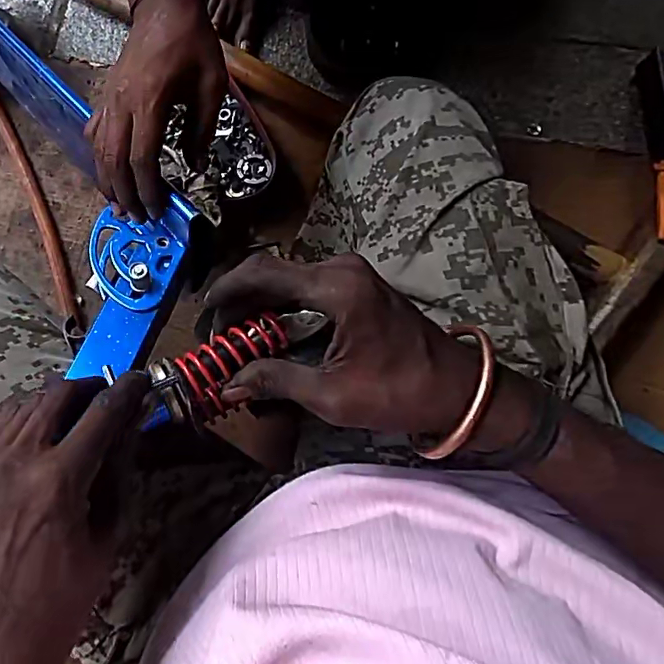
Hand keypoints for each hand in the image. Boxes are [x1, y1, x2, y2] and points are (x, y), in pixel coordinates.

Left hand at [0, 373, 150, 663]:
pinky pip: (1, 424)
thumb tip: (130, 425)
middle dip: (90, 387)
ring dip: (57, 398)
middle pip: (58, 394)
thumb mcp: (107, 534)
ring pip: (27, 402)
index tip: (139, 380)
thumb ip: (119, 470)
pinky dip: (26, 415)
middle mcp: (19, 461)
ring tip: (78, 411)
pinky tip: (41, 429)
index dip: (126, 390)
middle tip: (109, 396)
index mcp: (59, 480)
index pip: (101, 412)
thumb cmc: (62, 597)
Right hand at [87, 0, 227, 221]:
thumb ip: (202, 129)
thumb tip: (196, 165)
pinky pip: (94, 131)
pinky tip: (106, 169)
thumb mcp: (211, 85)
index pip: (142, 159)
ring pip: (99, 150)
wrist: (164, 7)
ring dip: (107, 181)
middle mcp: (123, 105)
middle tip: (137, 217)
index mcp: (151, 103)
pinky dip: (98, 156)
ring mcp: (109, 100)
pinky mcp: (106, 95)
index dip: (148, 189)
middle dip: (125, 194)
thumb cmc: (192, 43)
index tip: (158, 208)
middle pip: (114, 161)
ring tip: (119, 205)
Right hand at [205, 253, 518, 442]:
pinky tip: (264, 329)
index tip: (204, 313)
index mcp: (337, 288)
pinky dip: (277, 304)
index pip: (263, 272)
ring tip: (234, 335)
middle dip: (237, 300)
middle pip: (270, 271)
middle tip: (216, 334)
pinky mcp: (353, 283)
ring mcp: (349, 273)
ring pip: (284, 277)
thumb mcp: (332, 395)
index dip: (226, 291)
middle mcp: (340, 269)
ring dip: (256, 302)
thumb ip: (275, 380)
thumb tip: (230, 383)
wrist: (459, 389)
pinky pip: (302, 285)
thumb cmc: (401, 392)